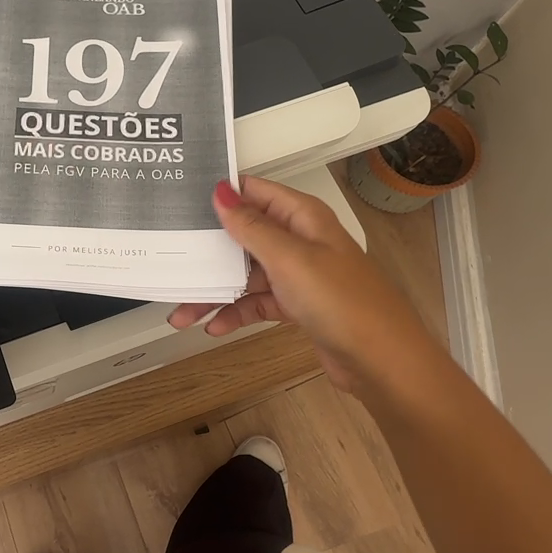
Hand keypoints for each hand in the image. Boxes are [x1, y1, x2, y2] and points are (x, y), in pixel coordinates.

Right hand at [167, 176, 439, 392]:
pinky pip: (257, 302)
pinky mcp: (297, 305)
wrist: (383, 362)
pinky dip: (236, 313)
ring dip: (215, 292)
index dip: (218, 193)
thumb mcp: (290, 259)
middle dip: (206, 251)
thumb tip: (220, 190)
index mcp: (302, 217)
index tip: (178, 199)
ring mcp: (298, 274)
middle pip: (243, 236)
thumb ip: (251, 226)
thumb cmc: (340, 301)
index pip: (253, 192)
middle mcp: (299, 239)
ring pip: (245, 274)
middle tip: (168, 260)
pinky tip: (214, 328)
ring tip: (181, 314)